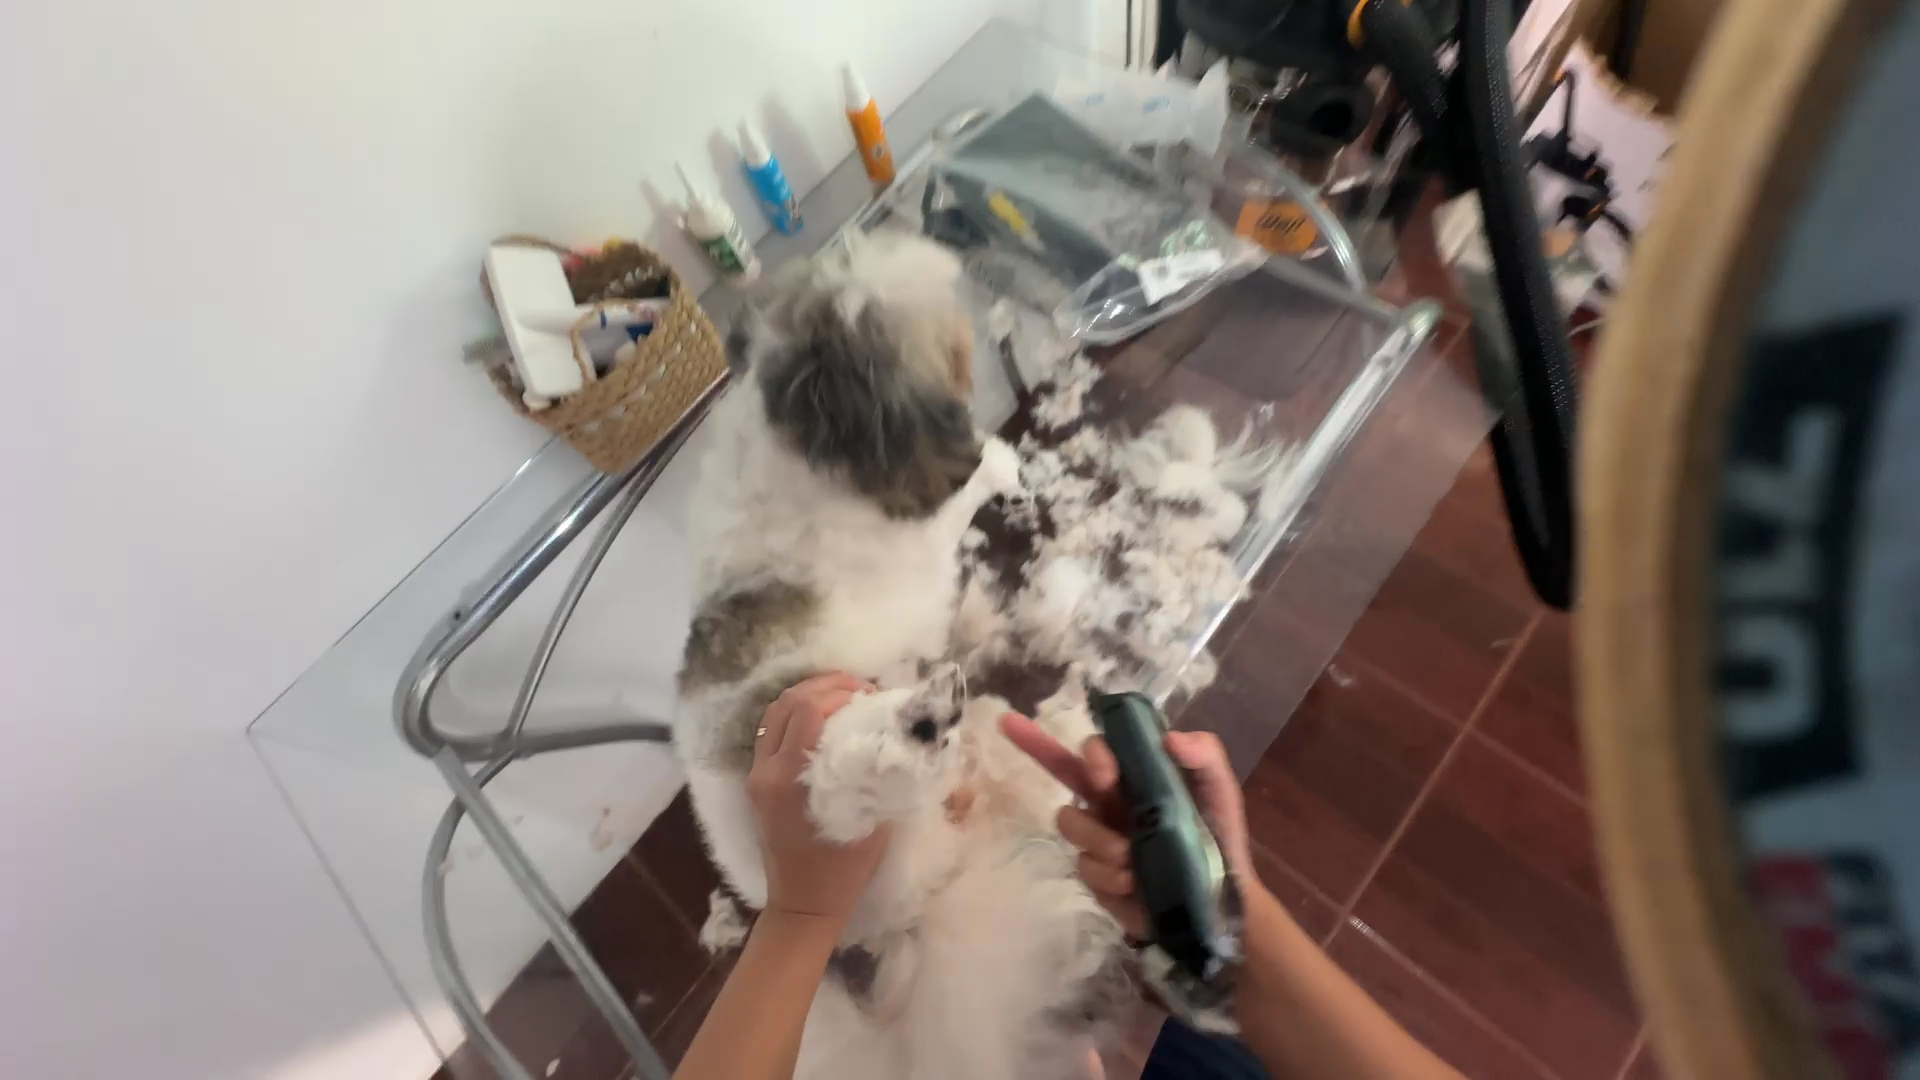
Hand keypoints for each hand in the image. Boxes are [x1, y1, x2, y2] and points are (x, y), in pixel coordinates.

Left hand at [748, 673, 888, 922]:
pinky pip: (771, 732)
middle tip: (858, 689)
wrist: (803, 907)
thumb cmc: (842, 869)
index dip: (838, 692)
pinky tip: (824, 719)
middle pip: (785, 702)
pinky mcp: (757, 782)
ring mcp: (756, 776)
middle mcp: (765, 771)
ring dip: (807, 696)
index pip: (806, 710)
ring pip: (773, 713)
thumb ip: (877, 772)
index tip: (869, 694)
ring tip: (842, 697)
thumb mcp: (871, 818)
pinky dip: (796, 715)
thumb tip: (898, 733)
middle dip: (823, 685)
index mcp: (789, 778)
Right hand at [1001, 714, 1261, 938]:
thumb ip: (1205, 753)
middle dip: (1081, 801)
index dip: (1093, 754)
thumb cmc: (1218, 833)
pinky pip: (1085, 869)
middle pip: (1067, 782)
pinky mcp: (1098, 876)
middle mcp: (1108, 800)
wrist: (1226, 898)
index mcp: (1132, 776)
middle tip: (1115, 823)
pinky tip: (1133, 886)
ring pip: (1069, 824)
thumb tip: (1169, 738)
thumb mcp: (1219, 788)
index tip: (1107, 773)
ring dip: (1097, 843)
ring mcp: (1099, 838)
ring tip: (1129, 863)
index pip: (1097, 749)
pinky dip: (1109, 879)